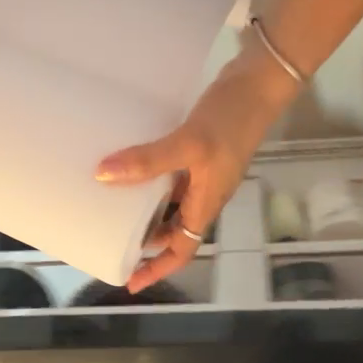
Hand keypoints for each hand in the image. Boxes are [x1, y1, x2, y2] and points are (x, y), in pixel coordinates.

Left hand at [96, 49, 298, 292]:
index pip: (183, 249)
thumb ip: (149, 161)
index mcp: (207, 203)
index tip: (131, 281)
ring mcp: (204, 173)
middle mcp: (206, 194)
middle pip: (175, 231)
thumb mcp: (188, 144)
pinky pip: (171, 178)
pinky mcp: (200, 151)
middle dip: (147, 243)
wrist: (259, 82)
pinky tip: (130, 167)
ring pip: (171, 204)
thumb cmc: (230, 120)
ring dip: (146, 210)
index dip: (158, 268)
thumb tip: (103, 175)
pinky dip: (151, 180)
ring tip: (112, 207)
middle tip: (111, 242)